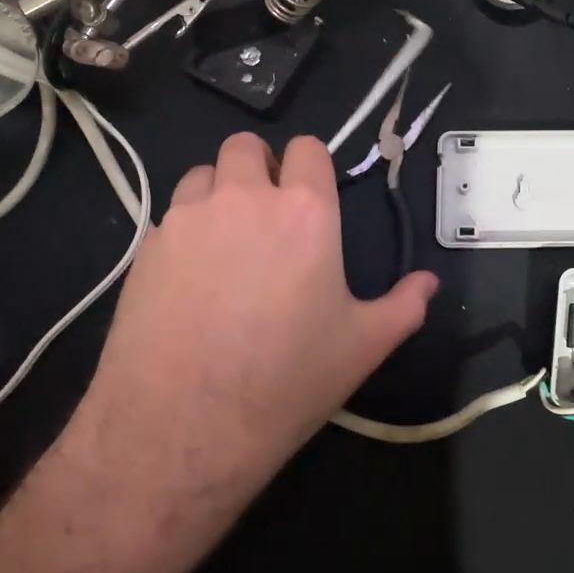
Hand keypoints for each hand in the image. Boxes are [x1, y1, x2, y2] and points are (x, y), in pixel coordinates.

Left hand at [0, 134, 438, 572]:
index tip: (313, 197)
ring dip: (218, 192)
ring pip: (202, 174)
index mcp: (305, 211)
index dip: (312, 166)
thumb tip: (429, 282)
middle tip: (269, 215)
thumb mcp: (364, 347)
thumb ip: (404, 305)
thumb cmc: (287, 380)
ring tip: (227, 241)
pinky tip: (191, 278)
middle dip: (260, 167)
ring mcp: (186, 219)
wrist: (182, 426)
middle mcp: (243, 198)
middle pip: (246, 146)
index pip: (308, 149)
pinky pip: (170, 216)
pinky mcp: (144, 248)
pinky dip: (185, 230)